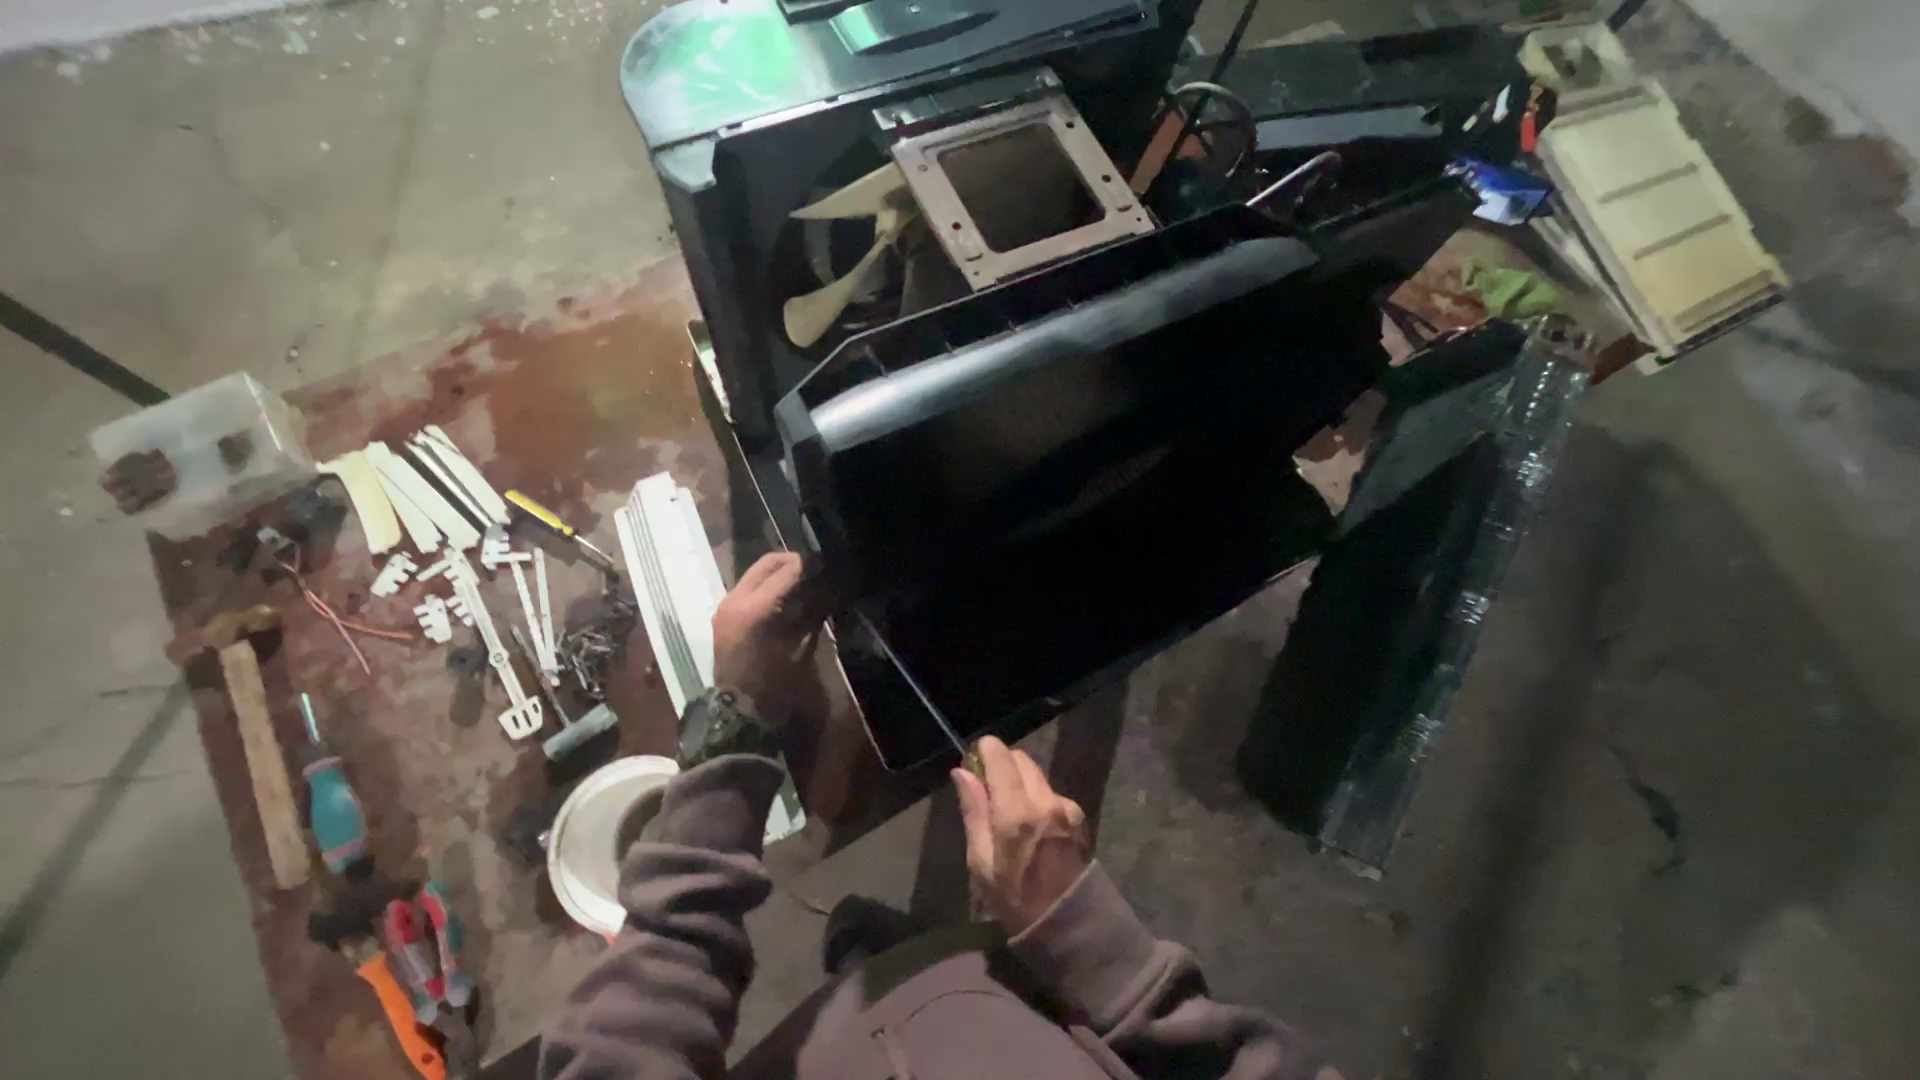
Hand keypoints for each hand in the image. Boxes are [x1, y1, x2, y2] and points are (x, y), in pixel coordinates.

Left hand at [711, 552, 823, 724]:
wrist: (739, 712)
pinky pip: (748, 588)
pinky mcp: (723, 614)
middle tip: (815, 570)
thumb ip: (811, 616)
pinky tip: (785, 597)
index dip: (810, 566)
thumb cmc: (774, 686)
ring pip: (756, 573)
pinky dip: (767, 586)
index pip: (788, 572)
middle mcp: (736, 600)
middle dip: (793, 562)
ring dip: (779, 573)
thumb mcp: (800, 649)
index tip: (828, 565)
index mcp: (756, 609)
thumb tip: (826, 593)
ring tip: (803, 582)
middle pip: (768, 563)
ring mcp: (726, 606)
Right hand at [952, 736, 1090, 935]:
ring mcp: (1067, 806)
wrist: (1067, 925)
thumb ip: (974, 810)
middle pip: (1021, 759)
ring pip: (1037, 775)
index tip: (973, 762)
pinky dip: (1036, 796)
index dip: (984, 751)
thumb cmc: (1014, 898)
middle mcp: (1046, 800)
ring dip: (1020, 781)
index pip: (1000, 756)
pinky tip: (1031, 825)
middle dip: (1002, 765)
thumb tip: (961, 772)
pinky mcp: (1078, 815)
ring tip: (1008, 812)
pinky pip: (1050, 792)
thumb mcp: (981, 861)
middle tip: (987, 789)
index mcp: (1017, 812)